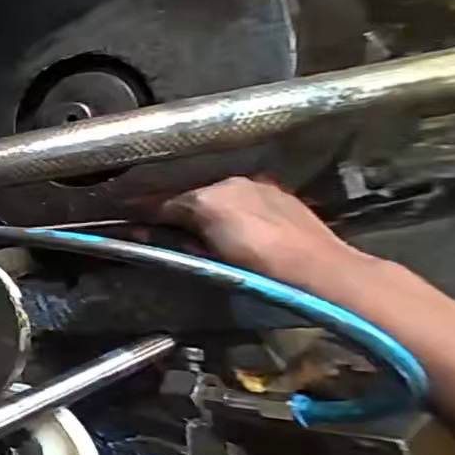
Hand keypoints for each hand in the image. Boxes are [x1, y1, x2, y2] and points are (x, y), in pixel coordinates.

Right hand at [161, 177, 371, 290]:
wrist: (322, 272)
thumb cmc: (259, 268)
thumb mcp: (208, 256)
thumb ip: (179, 237)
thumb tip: (148, 228)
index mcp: (210, 195)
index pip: (168, 201)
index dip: (149, 212)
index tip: (132, 219)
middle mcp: (232, 182)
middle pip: (195, 195)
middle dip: (182, 210)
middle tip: (175, 231)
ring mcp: (260, 187)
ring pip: (222, 195)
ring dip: (212, 209)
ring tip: (212, 231)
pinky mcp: (283, 195)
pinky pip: (248, 198)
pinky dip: (238, 210)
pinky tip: (245, 229)